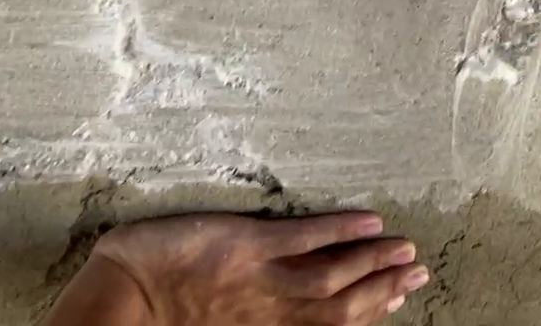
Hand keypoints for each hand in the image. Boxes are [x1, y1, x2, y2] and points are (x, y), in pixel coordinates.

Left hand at [46, 212, 429, 325]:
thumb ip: (256, 321)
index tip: (401, 298)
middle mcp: (273, 314)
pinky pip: (303, 239)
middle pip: (342, 305)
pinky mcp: (249, 243)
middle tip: (420, 272)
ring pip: (333, 274)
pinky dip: (340, 232)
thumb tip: (291, 310)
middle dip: (384, 289)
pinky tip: (368, 223)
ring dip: (375, 263)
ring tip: (408, 251)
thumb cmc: (159, 322)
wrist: (120, 300)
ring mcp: (264, 278)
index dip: (371, 313)